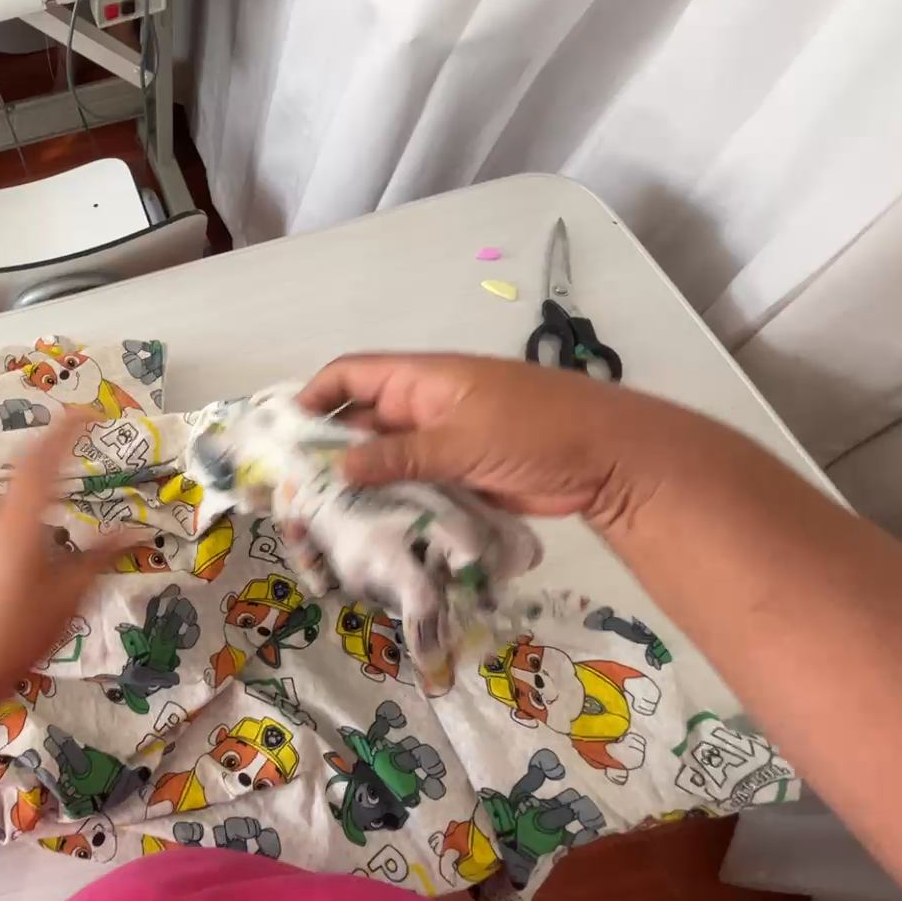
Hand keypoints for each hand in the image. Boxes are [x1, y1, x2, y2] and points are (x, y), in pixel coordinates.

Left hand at [0, 415, 129, 698]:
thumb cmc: (20, 628)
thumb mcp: (70, 594)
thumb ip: (101, 557)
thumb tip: (136, 531)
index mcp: (23, 519)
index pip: (44, 459)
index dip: (65, 431)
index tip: (88, 413)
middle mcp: (2, 515)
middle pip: (26, 463)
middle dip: (53, 439)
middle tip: (83, 429)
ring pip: (17, 481)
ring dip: (42, 462)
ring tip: (71, 455)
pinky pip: (12, 499)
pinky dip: (33, 485)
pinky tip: (48, 501)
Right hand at [295, 353, 742, 536]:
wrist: (615, 464)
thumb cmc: (538, 430)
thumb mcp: (462, 439)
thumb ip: (398, 455)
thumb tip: (337, 467)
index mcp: (420, 380)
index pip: (351, 375)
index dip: (315, 396)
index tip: (285, 432)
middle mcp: (419, 408)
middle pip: (357, 421)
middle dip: (326, 449)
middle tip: (295, 486)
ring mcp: (434, 443)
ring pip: (379, 459)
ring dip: (353, 482)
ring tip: (321, 513)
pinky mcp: (450, 475)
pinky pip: (405, 485)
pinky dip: (384, 501)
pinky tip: (361, 525)